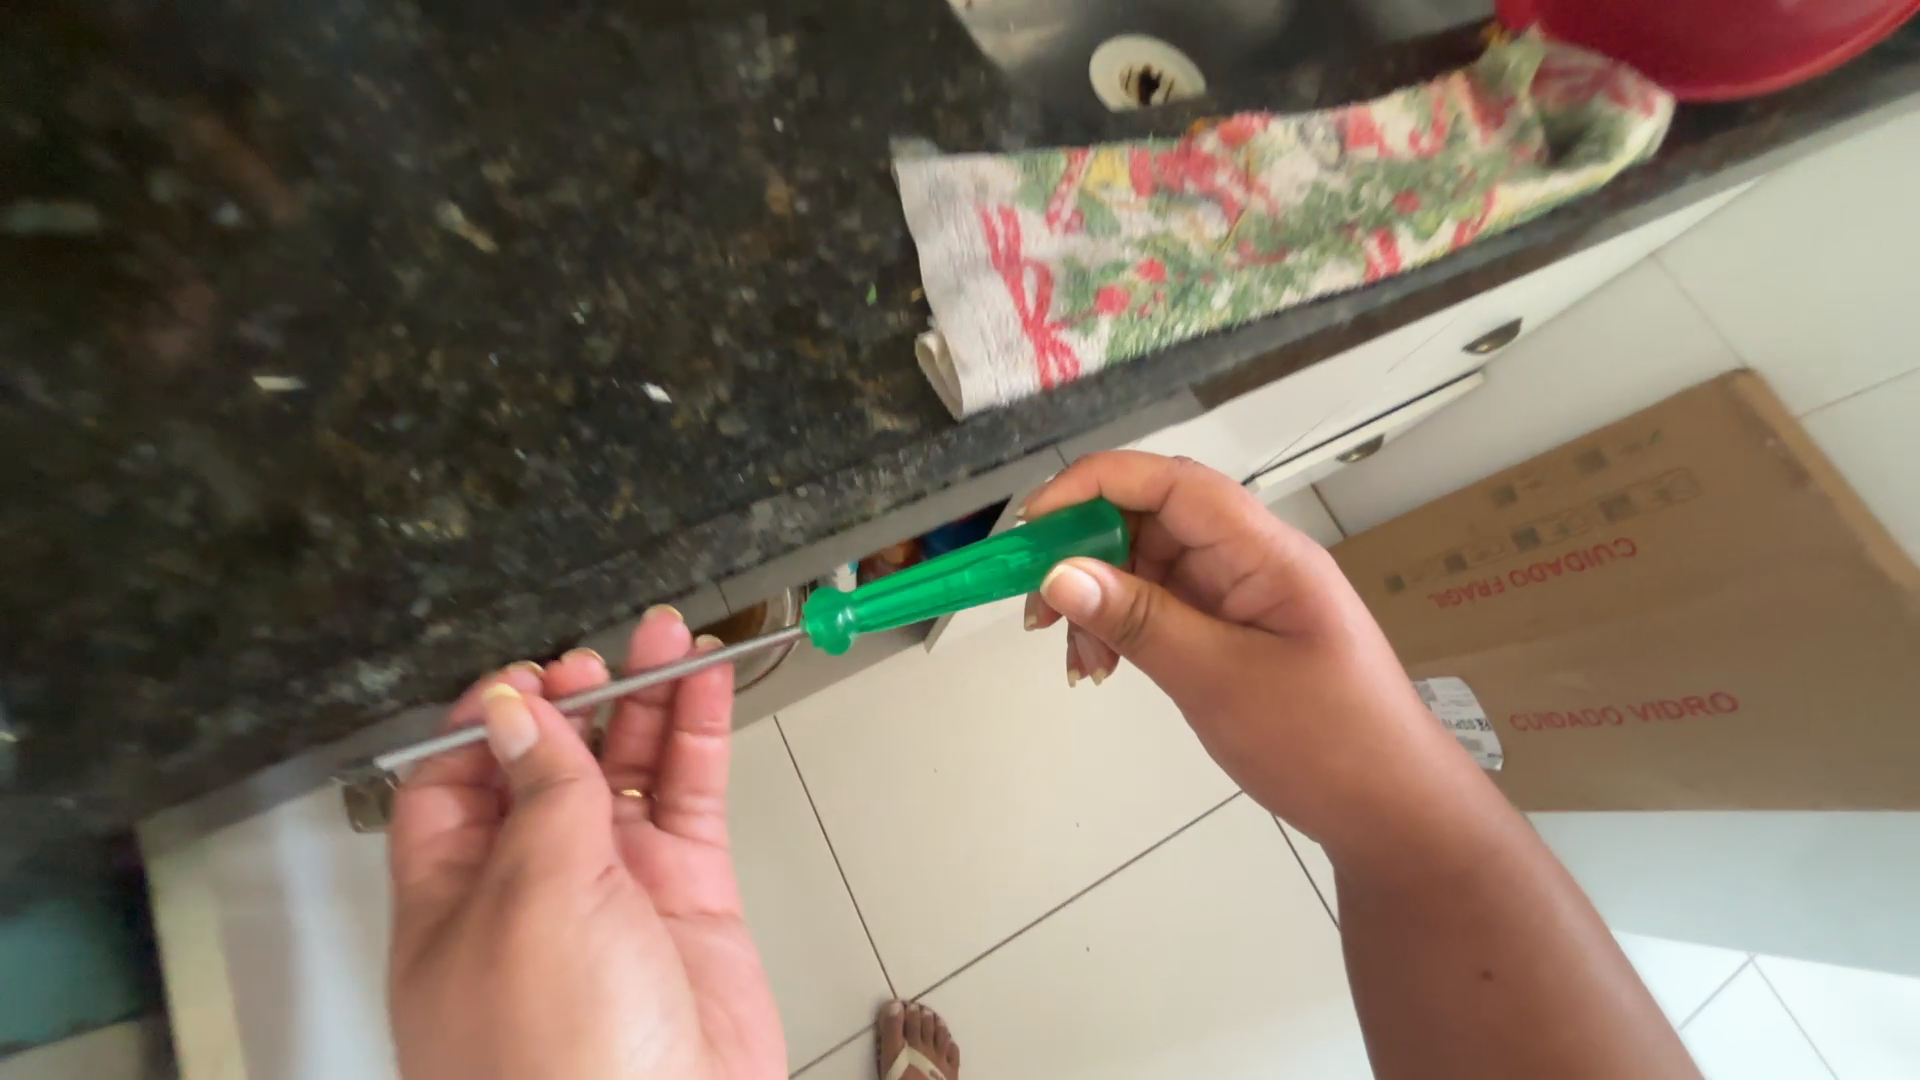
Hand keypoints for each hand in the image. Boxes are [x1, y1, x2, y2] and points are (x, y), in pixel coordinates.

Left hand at [386, 607, 784, 1079]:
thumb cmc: (561, 1043)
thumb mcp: (532, 902)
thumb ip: (537, 795)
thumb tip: (515, 709)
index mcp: (458, 893)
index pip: (457, 783)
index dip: (492, 723)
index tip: (533, 677)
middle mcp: (538, 878)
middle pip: (556, 763)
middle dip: (582, 699)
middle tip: (611, 657)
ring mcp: (623, 878)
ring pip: (633, 765)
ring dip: (652, 697)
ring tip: (670, 637)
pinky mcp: (693, 882)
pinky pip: (693, 788)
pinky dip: (701, 729)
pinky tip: (710, 680)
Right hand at [1023, 451, 1478, 859]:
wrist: (1390, 814)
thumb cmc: (1323, 744)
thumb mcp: (1220, 681)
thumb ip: (1138, 621)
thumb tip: (1057, 574)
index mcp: (1263, 550)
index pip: (1170, 481)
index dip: (1093, 484)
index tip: (1033, 525)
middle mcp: (1245, 556)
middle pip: (1147, 520)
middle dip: (1083, 555)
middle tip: (1037, 612)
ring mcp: (1233, 591)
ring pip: (1141, 565)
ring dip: (1095, 601)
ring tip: (1077, 660)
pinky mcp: (1221, 625)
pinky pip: (1153, 606)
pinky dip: (1117, 629)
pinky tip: (1100, 667)